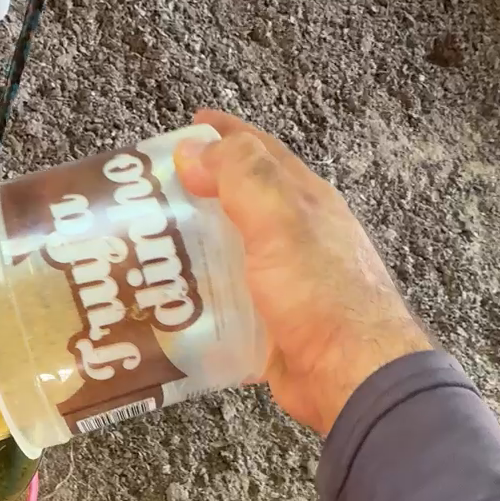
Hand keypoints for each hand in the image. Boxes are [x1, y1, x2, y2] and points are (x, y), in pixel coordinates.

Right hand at [174, 109, 432, 434]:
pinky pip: (229, 305)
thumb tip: (194, 148)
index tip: (186, 127)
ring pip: (231, 256)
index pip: (259, 153)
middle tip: (153, 198)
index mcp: (304, 203)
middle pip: (241, 204)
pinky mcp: (270, 326)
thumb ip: (241, 178)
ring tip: (152, 254)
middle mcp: (296, 239)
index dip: (222, 136)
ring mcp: (284, 284)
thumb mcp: (280, 222)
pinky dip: (202, 300)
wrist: (348, 373)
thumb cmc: (322, 295)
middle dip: (200, 194)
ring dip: (195, 251)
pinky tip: (174, 305)